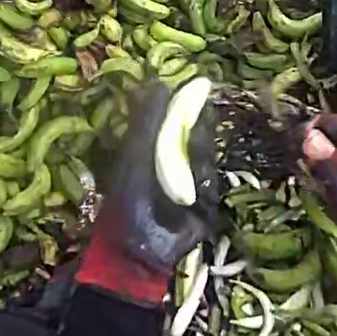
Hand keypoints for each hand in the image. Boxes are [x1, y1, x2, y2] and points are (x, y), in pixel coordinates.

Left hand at [76, 79, 219, 304]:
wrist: (134, 252)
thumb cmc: (126, 200)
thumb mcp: (133, 155)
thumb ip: (147, 122)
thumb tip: (161, 84)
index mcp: (156, 151)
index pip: (176, 121)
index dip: (185, 105)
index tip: (193, 86)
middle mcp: (177, 165)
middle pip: (196, 136)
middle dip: (199, 122)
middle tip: (202, 104)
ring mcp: (193, 186)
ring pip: (206, 158)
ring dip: (202, 146)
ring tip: (199, 131)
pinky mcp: (206, 207)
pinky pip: (210, 186)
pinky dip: (205, 179)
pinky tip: (197, 176)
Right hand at [301, 114, 336, 289]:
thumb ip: (327, 158)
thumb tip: (308, 134)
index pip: (336, 122)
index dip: (314, 124)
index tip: (294, 136)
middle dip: (318, 144)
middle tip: (297, 155)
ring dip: (326, 162)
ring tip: (307, 173)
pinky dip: (335, 178)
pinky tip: (326, 191)